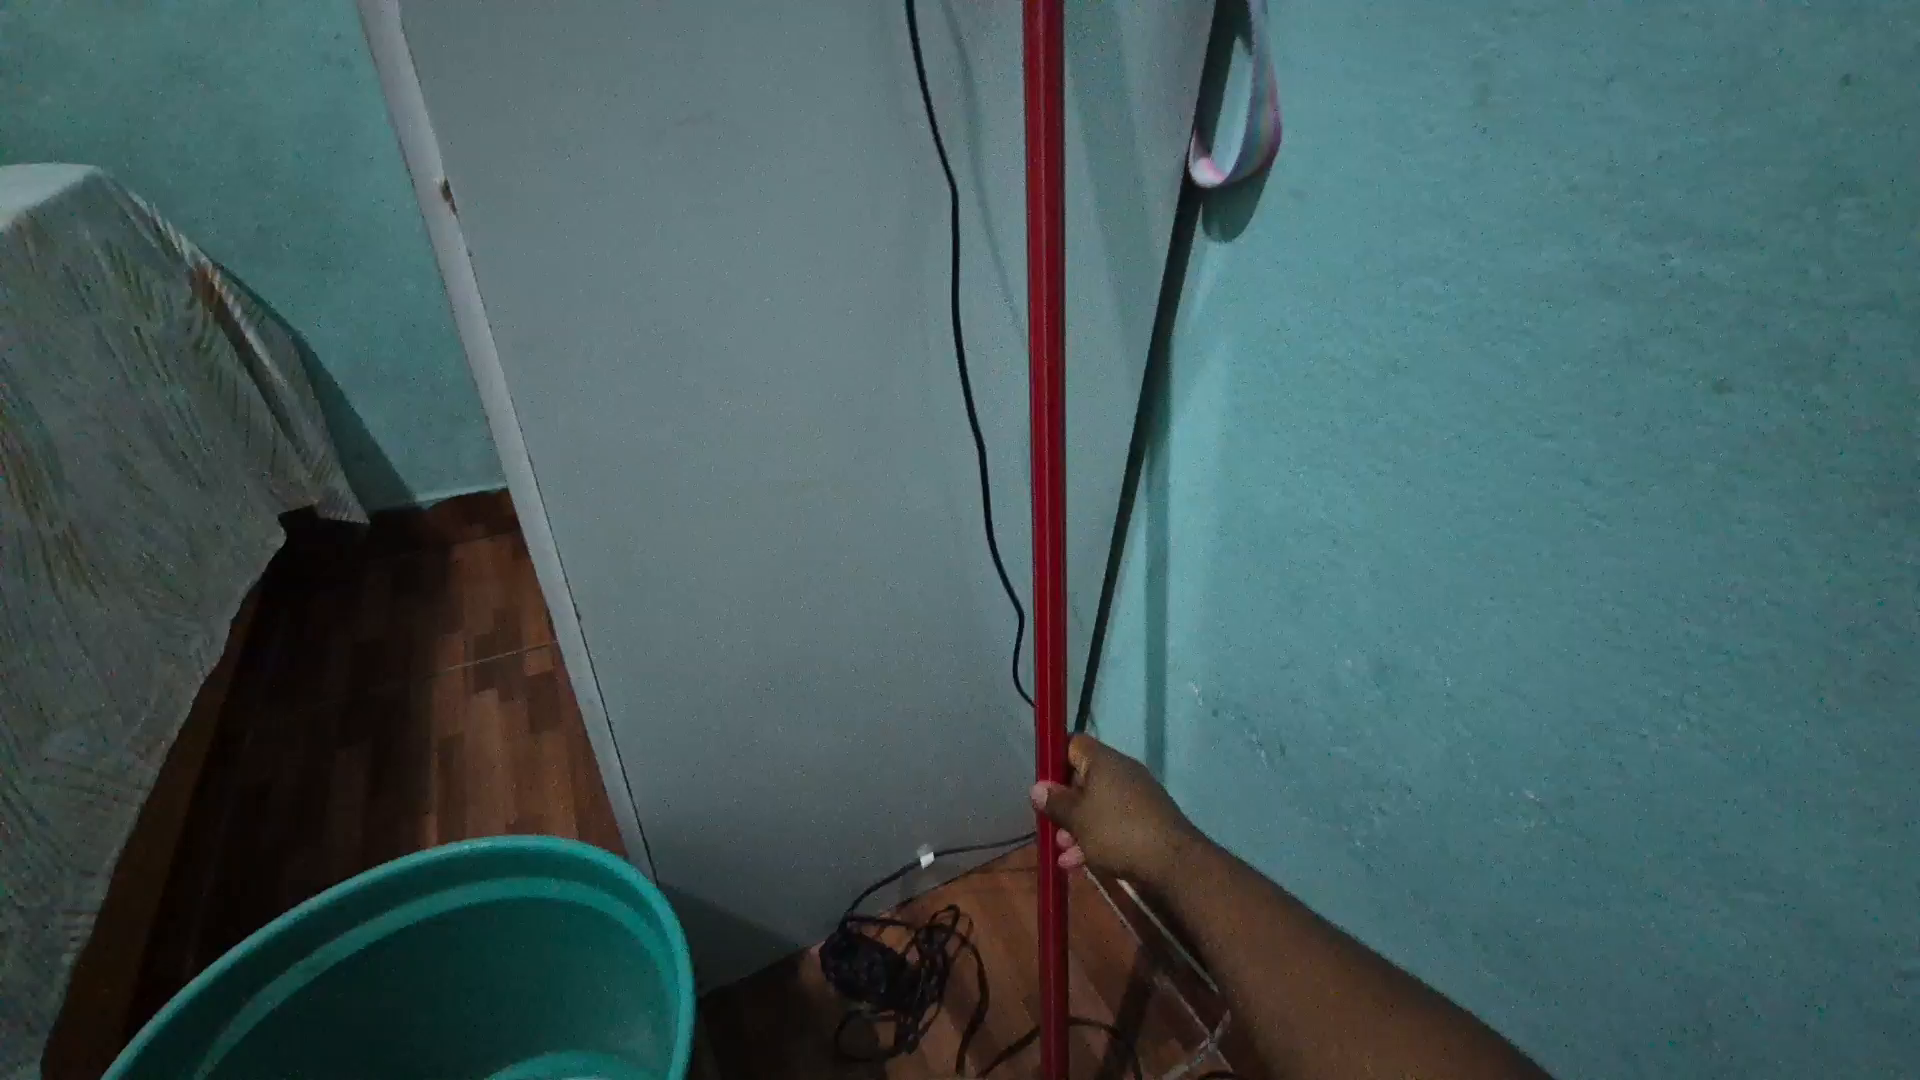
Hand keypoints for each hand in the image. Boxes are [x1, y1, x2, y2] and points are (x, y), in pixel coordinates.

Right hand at [1028, 734, 1201, 883]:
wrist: (1173, 863)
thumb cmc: (1117, 832)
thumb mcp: (1078, 819)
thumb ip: (1055, 802)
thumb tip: (1037, 788)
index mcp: (1104, 761)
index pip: (1073, 744)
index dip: (1055, 760)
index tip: (1043, 785)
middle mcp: (1121, 772)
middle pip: (1083, 778)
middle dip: (1065, 804)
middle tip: (1051, 826)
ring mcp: (1136, 797)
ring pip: (1097, 805)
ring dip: (1078, 827)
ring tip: (1064, 852)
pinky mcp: (1146, 820)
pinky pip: (1113, 822)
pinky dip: (1096, 838)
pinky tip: (1081, 863)